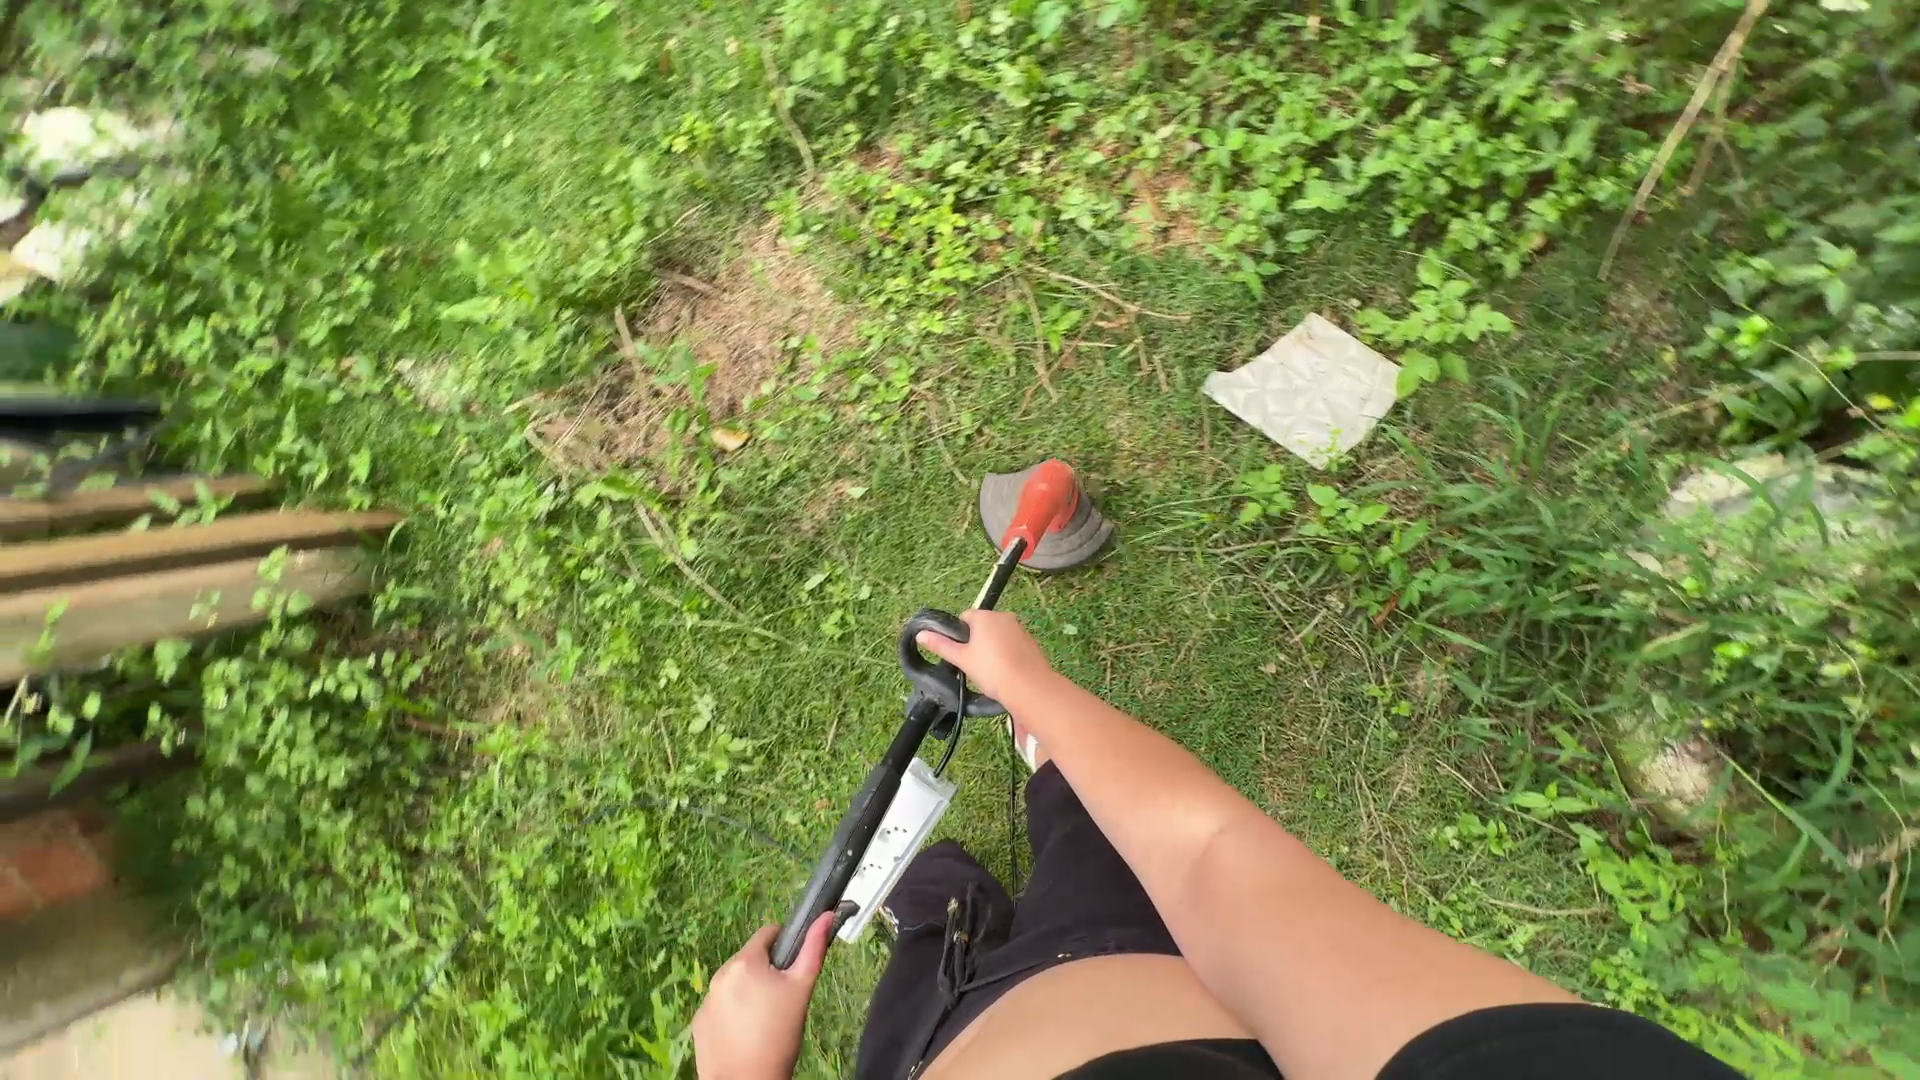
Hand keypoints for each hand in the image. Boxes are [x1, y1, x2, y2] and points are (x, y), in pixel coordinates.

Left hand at [692, 913, 833, 1079]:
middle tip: (781, 999)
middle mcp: (720, 974)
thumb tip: (826, 915)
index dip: (784, 946)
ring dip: (748, 991)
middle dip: (766, 972)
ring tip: (764, 1020)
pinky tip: (745, 1033)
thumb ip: (814, 948)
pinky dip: (732, 1012)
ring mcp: (706, 1000)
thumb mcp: (802, 988)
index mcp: (745, 961)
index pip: (767, 934)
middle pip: (750, 960)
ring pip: (735, 983)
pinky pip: (720, 1006)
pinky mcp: (698, 1023)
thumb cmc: (779, 1035)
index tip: (791, 970)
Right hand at [914, 609, 1054, 703]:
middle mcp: (1003, 617)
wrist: (1028, 687)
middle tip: (973, 663)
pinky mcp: (1031, 641)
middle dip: (976, 641)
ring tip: (990, 671)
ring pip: (998, 635)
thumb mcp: (962, 659)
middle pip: (983, 625)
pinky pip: (1012, 644)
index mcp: (984, 616)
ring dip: (992, 647)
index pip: (965, 616)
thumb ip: (941, 645)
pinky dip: (1007, 653)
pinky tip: (1005, 671)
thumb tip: (921, 635)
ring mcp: (1019, 628)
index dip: (959, 634)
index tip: (960, 652)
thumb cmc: (992, 670)